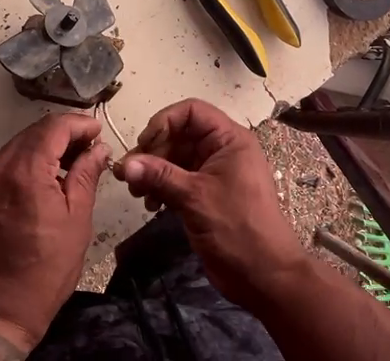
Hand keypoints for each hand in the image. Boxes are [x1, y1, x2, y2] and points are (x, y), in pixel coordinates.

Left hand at [0, 112, 109, 353]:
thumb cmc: (43, 272)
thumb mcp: (76, 222)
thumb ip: (86, 176)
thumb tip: (99, 149)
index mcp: (26, 171)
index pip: (55, 127)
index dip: (80, 124)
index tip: (98, 132)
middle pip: (35, 132)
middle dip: (64, 133)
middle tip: (89, 148)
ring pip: (19, 146)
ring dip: (45, 147)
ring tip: (69, 164)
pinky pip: (5, 164)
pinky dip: (27, 162)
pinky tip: (43, 180)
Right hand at [114, 99, 309, 307]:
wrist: (264, 277)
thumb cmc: (237, 228)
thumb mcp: (196, 197)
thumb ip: (159, 176)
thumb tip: (125, 164)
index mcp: (229, 139)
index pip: (192, 112)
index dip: (164, 122)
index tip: (143, 145)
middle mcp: (222, 150)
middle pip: (180, 135)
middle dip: (154, 151)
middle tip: (130, 175)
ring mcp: (214, 174)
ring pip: (177, 158)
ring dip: (154, 171)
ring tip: (136, 193)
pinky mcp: (207, 196)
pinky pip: (179, 180)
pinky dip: (162, 187)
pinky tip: (151, 204)